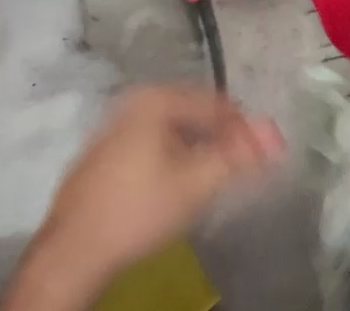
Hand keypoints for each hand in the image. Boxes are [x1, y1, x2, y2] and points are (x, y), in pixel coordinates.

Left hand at [6, 86, 284, 310]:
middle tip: (242, 164)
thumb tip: (275, 136)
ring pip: (171, 130)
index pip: (216, 104)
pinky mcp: (104, 154)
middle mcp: (133, 103)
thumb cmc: (139, 209)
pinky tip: (178, 184)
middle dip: (221, 137)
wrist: (73, 250)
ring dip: (198, 148)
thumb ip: (239, 156)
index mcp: (155, 99)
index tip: (266, 152)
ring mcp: (114, 127)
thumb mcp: (196, 183)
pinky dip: (173, 157)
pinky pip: (152, 144)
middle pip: (193, 114)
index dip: (245, 127)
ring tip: (214, 176)